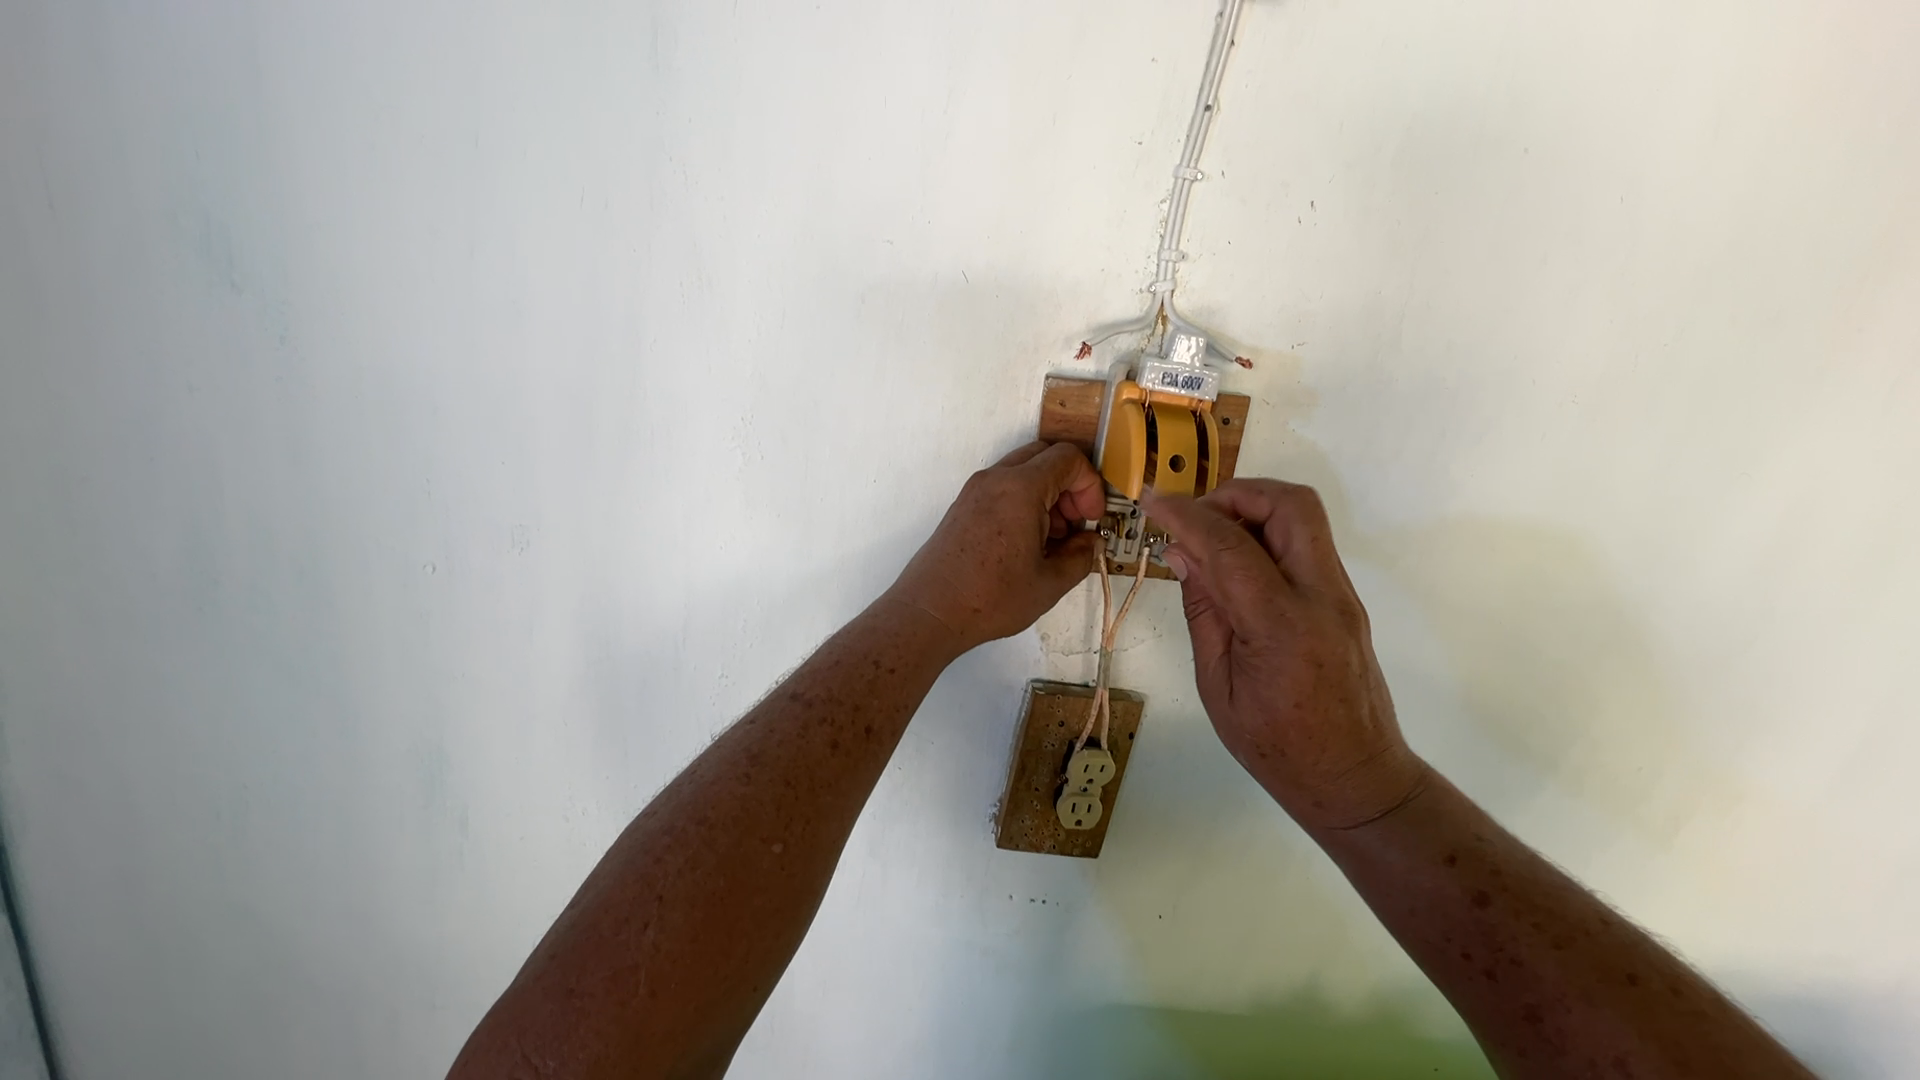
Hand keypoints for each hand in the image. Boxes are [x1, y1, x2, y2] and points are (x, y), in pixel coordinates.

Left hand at [884, 442, 1105, 654]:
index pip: (1068, 458)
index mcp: (1020, 489)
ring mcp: (975, 491)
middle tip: (1076, 524)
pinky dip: (1024, 502)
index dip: (1090, 485)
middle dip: (1069, 485)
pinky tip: (1028, 543)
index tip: (1091, 517)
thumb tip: (1090, 544)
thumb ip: (1081, 557)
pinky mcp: (964, 506)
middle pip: (1045, 456)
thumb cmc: (986, 598)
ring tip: (1053, 540)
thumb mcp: (1049, 583)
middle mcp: (995, 480)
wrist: (931, 611)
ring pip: (1023, 471)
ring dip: (1047, 495)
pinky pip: (1003, 488)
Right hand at [1145, 480, 1427, 829]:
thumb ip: (1204, 611)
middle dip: (1235, 494)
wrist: (1355, 778)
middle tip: (1194, 519)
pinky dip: (1266, 535)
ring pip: (1304, 517)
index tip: (1151, 503)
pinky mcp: (1345, 600)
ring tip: (1210, 540)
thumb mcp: (1218, 685)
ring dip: (1252, 510)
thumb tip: (1183, 553)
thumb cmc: (1275, 747)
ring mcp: (1342, 595)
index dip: (1185, 516)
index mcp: (1282, 626)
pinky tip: (1234, 565)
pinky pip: (1305, 544)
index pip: (1230, 545)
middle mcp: (1322, 597)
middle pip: (1290, 505)